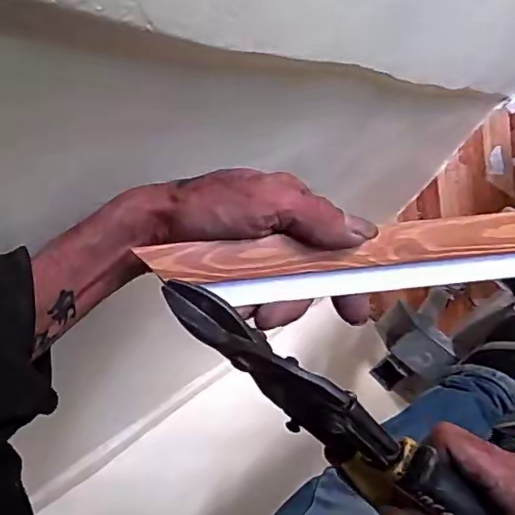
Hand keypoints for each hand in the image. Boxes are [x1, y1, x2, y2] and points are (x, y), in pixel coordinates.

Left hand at [29, 168, 375, 355]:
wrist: (154, 228)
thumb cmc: (203, 205)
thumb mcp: (268, 201)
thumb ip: (315, 216)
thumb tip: (360, 232)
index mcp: (296, 209)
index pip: (340, 245)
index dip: (352, 278)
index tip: (356, 308)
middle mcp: (283, 235)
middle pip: (312, 281)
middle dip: (293, 301)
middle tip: (271, 313)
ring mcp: (261, 259)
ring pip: (284, 297)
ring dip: (266, 306)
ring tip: (242, 302)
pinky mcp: (242, 276)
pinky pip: (258, 301)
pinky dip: (248, 305)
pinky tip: (233, 301)